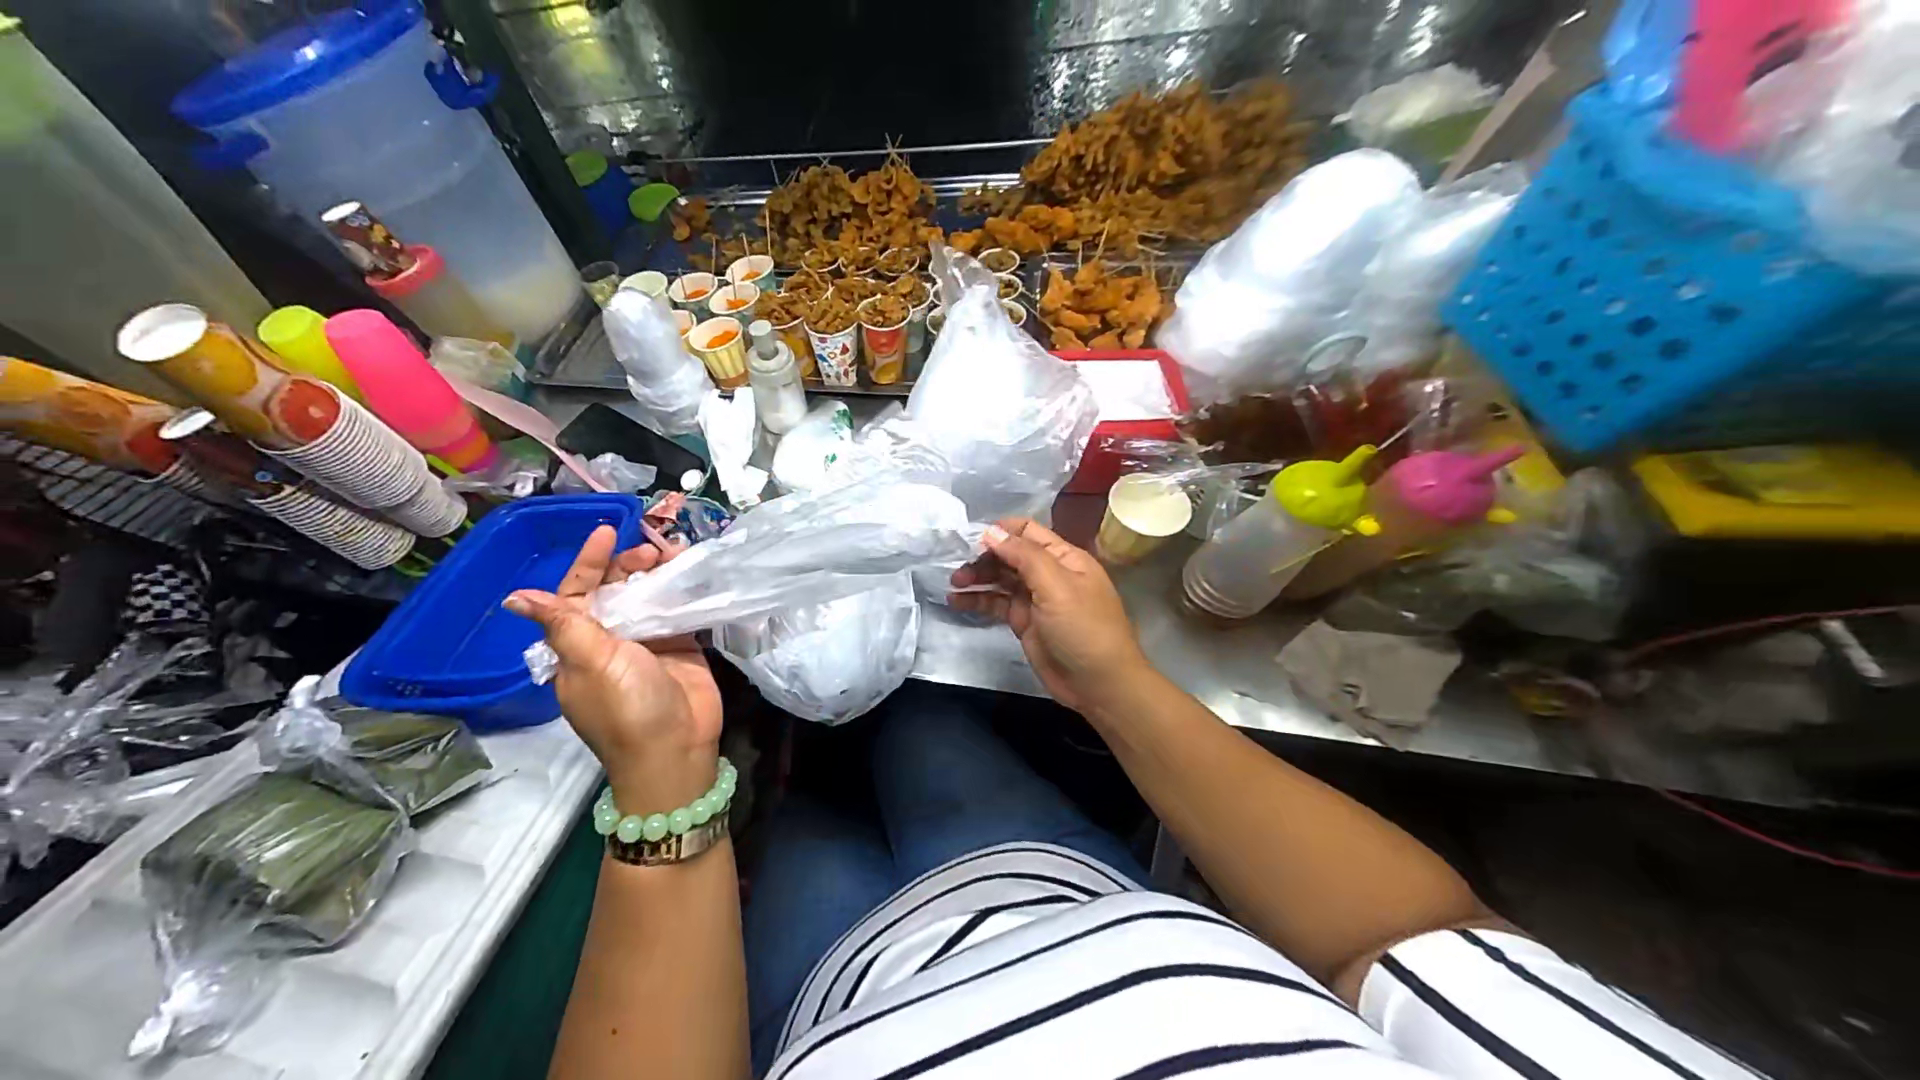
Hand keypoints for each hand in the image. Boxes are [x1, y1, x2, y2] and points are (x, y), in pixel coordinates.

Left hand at [505, 525, 721, 811]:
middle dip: (631, 563)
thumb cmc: (627, 707)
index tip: (607, 531)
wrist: (676, 748)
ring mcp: (648, 643)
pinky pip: (679, 611)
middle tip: (654, 551)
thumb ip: (564, 624)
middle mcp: (610, 640)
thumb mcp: (592, 663)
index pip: (576, 592)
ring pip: (649, 596)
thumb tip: (516, 597)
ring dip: (661, 572)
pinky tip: (695, 574)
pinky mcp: (680, 648)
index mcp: (579, 644)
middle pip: (616, 589)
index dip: (589, 562)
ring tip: (677, 554)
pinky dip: (686, 591)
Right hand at [948, 518, 1148, 714]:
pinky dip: (977, 600)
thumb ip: (1024, 556)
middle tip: (958, 569)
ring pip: (1000, 579)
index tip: (970, 539)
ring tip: (954, 584)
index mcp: (1064, 557)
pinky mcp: (1024, 622)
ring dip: (977, 577)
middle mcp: (1049, 573)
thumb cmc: (1083, 629)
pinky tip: (957, 601)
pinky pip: (997, 604)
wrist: (1099, 684)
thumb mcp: (1057, 586)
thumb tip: (991, 532)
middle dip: (983, 557)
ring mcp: (1035, 599)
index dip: (1000, 531)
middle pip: (1009, 555)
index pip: (1027, 531)